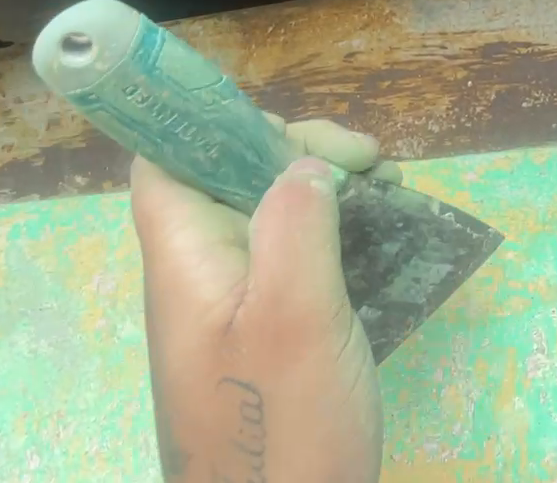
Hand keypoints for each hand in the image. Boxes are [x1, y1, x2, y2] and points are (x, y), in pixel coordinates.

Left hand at [130, 114, 399, 482]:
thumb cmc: (285, 428)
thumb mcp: (295, 315)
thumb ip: (294, 224)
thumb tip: (305, 163)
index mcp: (188, 262)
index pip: (167, 164)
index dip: (215, 127)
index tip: (291, 130)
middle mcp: (203, 276)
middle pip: (231, 177)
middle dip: (299, 151)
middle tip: (370, 160)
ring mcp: (238, 306)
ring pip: (271, 212)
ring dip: (327, 186)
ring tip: (388, 186)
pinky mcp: (271, 331)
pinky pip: (297, 253)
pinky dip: (337, 227)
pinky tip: (382, 230)